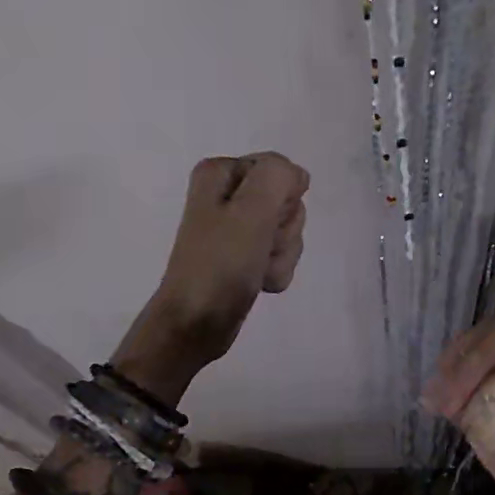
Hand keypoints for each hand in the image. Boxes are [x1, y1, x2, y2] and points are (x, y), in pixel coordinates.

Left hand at [115, 154, 308, 394]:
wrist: (197, 322)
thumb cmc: (220, 265)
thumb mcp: (250, 210)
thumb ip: (278, 176)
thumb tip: (297, 177)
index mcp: (220, 174)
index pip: (280, 172)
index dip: (281, 201)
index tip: (262, 224)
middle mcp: (227, 197)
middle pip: (287, 203)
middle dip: (282, 232)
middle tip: (258, 249)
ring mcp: (237, 231)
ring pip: (288, 233)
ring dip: (281, 256)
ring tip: (255, 270)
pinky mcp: (244, 260)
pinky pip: (280, 258)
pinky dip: (275, 273)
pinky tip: (258, 284)